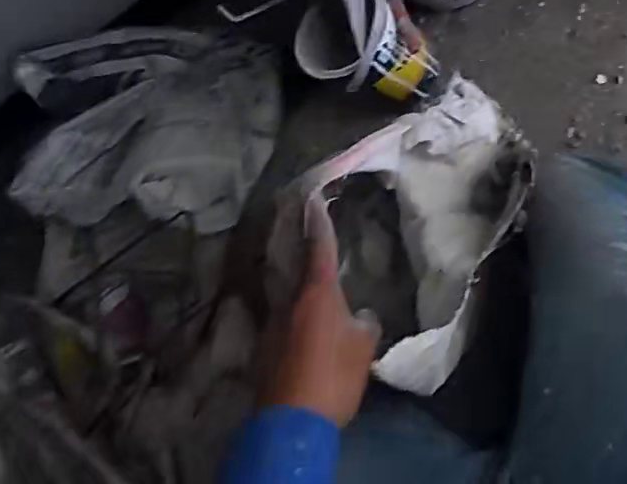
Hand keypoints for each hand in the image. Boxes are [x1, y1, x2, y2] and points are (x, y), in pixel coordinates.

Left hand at [261, 196, 380, 425]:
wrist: (290, 428)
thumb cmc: (333, 376)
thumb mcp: (363, 348)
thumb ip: (364, 324)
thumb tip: (360, 317)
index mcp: (317, 292)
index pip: (320, 247)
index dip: (319, 222)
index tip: (315, 198)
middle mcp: (289, 301)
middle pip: (294, 267)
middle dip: (301, 251)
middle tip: (305, 232)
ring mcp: (271, 327)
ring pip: (286, 297)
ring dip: (297, 290)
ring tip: (310, 289)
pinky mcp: (262, 353)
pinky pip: (281, 324)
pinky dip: (292, 319)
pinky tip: (301, 329)